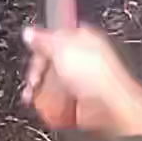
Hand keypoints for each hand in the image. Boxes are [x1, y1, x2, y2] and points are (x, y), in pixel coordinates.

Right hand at [21, 26, 141, 138]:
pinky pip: (61, 100)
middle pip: (52, 61)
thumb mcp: (60, 48)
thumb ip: (43, 38)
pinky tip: (45, 106)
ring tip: (33, 96)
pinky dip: (51, 104)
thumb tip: (30, 32)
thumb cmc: (94, 74)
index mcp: (83, 37)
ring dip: (40, 90)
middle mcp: (85, 57)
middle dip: (38, 71)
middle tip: (34, 79)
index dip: (41, 45)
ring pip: (54, 83)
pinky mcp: (82, 100)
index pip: (55, 36)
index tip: (33, 55)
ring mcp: (84, 80)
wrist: (111, 108)